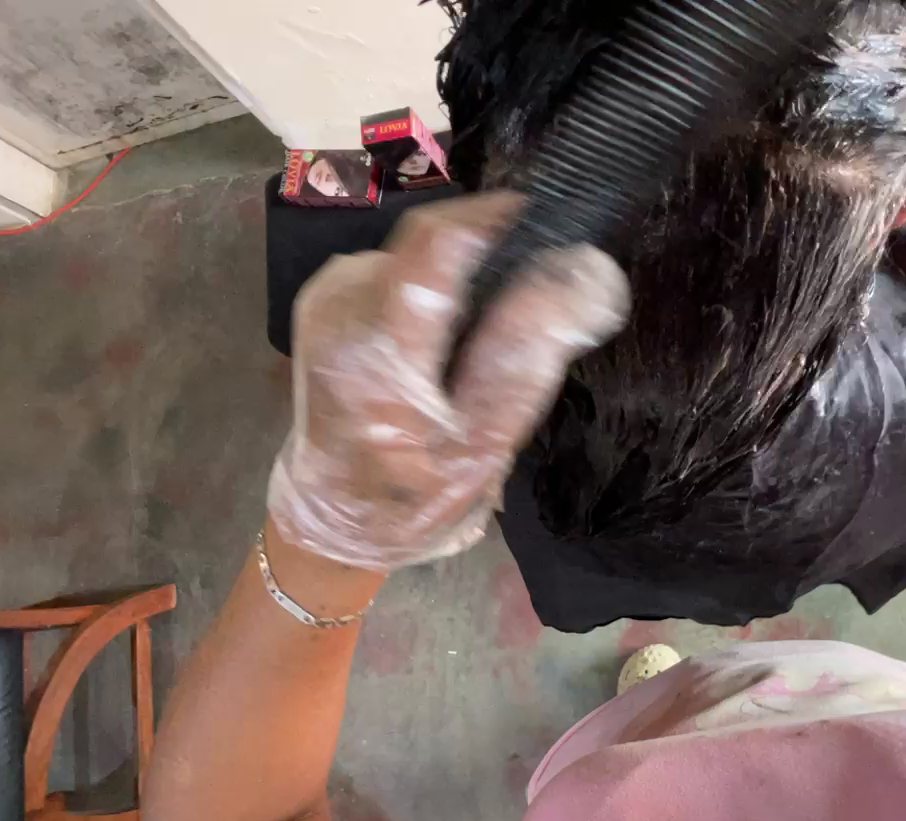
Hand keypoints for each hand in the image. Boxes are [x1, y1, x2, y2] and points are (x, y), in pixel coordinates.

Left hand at [267, 194, 629, 571]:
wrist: (335, 516)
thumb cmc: (413, 496)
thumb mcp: (483, 444)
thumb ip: (526, 356)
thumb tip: (585, 273)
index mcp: (378, 352)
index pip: (438, 242)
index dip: (498, 217)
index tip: (546, 224)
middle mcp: (339, 310)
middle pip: (429, 244)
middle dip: (482, 260)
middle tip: (516, 310)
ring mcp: (323, 302)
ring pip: (410, 255)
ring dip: (454, 280)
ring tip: (471, 341)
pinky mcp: (320, 301)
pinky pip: (389, 271)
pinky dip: (423, 292)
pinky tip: (433, 342)